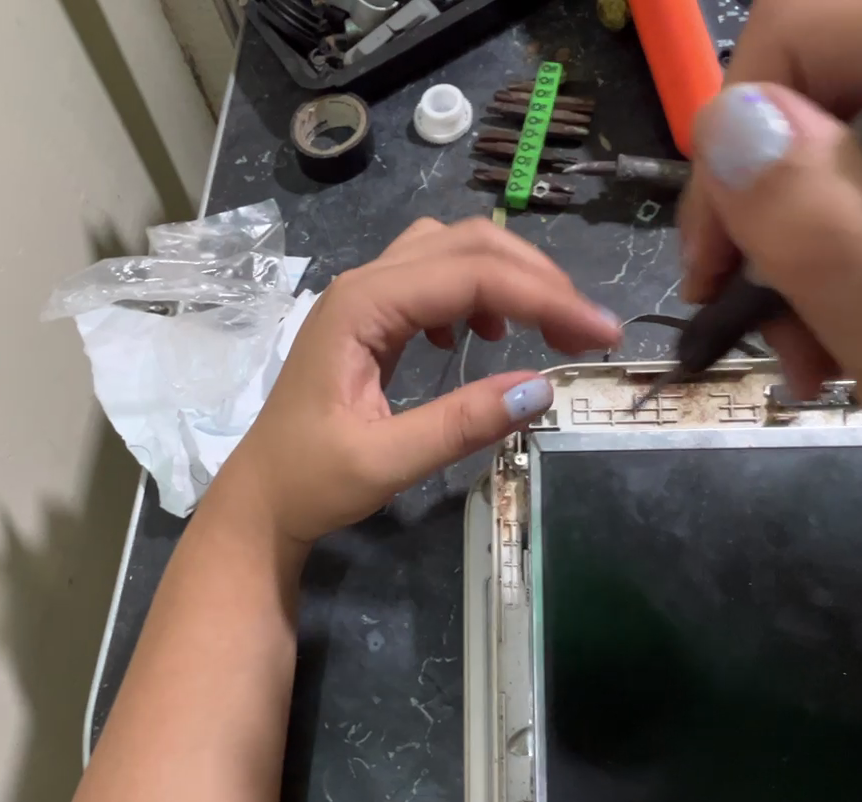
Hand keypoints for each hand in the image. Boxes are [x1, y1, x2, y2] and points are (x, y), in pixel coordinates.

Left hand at [207, 218, 621, 545]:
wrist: (260, 498)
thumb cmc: (310, 482)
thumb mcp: (386, 461)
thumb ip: (461, 424)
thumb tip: (542, 389)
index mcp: (361, 307)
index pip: (470, 275)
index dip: (545, 298)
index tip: (600, 334)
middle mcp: (362, 285)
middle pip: (465, 244)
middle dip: (535, 279)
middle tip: (585, 330)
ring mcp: (363, 299)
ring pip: (449, 253)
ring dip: (505, 278)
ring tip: (544, 329)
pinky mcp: (369, 321)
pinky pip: (431, 281)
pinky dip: (472, 296)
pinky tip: (479, 336)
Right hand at [678, 0, 861, 535]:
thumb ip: (827, 231)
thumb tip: (728, 128)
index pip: (814, 18)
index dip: (736, 140)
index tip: (720, 265)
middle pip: (829, 47)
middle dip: (768, 183)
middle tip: (763, 301)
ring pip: (848, 90)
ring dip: (803, 211)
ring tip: (811, 324)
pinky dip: (848, 210)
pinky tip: (856, 291)